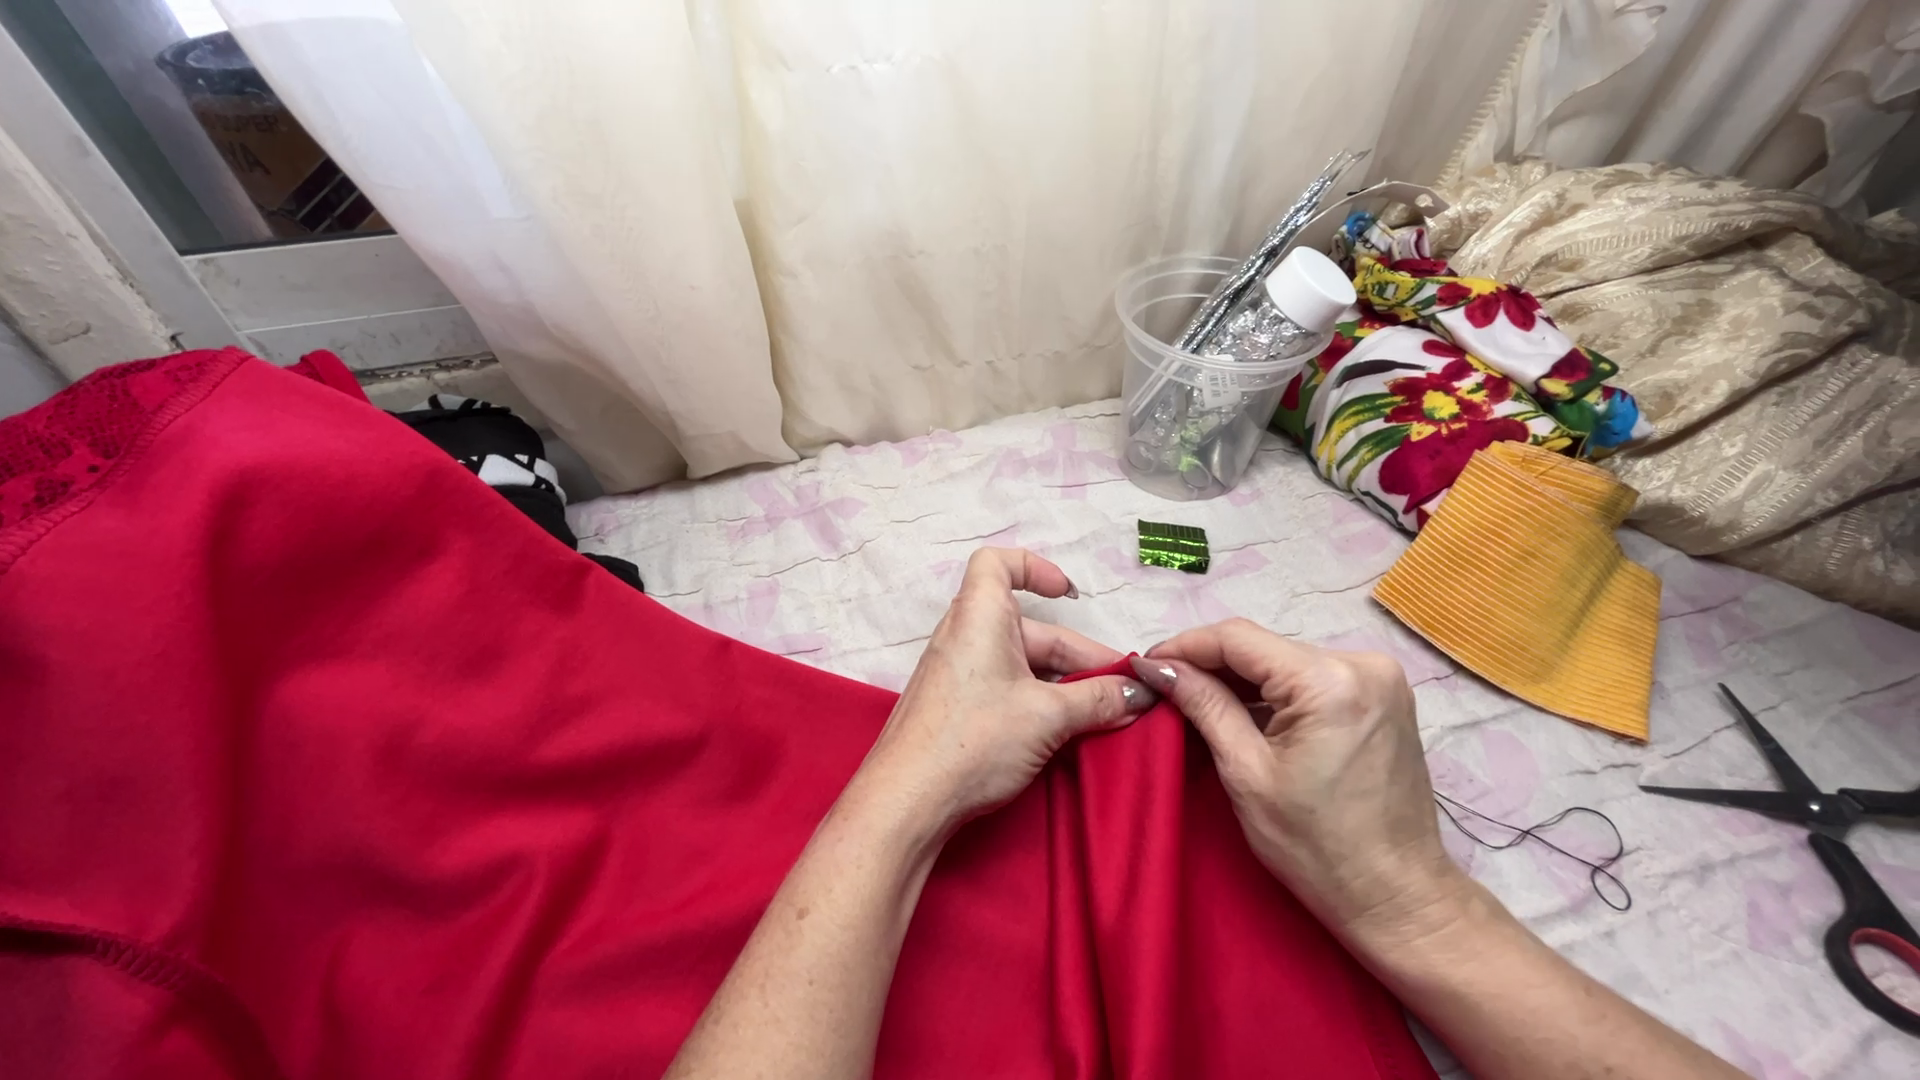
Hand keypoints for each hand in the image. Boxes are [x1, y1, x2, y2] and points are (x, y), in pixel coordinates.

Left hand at [861, 548, 1156, 831]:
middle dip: (1080, 658)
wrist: (908, 800)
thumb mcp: (1048, 716)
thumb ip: (1099, 700)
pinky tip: (1069, 732)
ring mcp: (958, 673)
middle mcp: (965, 636)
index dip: (1035, 568)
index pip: (997, 564)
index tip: (1069, 596)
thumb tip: (1141, 692)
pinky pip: (1006, 687)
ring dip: (1065, 684)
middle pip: (1031, 629)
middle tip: (1125, 693)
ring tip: (1106, 716)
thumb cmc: (974, 738)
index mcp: (980, 616)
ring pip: (1022, 664)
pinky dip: (1040, 701)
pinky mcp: (955, 707)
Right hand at [1129, 618, 1465, 947]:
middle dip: (1209, 662)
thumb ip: (1203, 705)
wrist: (1397, 896)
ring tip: (1193, 698)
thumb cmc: (1316, 847)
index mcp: (1329, 681)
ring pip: (1284, 659)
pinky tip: (1242, 710)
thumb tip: (1156, 666)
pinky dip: (1272, 689)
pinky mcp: (1383, 694)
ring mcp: (1379, 677)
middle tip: (1162, 684)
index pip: (1238, 638)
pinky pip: (1309, 676)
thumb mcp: (1246, 772)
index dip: (1185, 646)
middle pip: (1262, 646)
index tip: (1145, 664)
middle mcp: (1362, 663)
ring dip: (1239, 677)